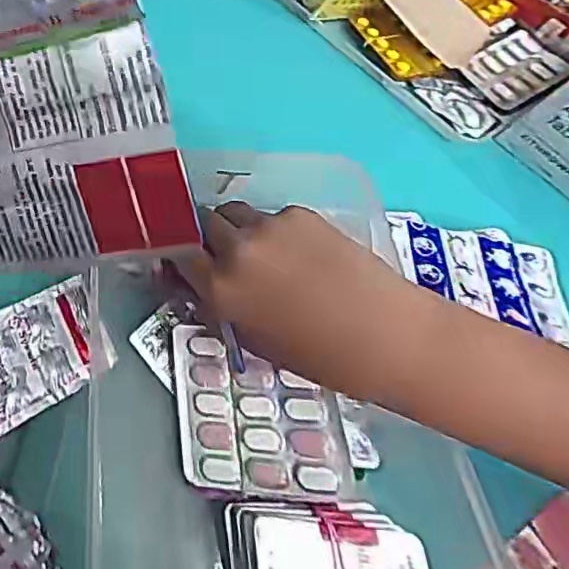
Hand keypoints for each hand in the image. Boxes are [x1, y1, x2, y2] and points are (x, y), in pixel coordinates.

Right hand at [174, 201, 452, 403]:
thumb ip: (221, 309)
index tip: (183, 263)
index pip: (177, 255)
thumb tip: (203, 290)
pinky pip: (270, 216)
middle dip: (206, 238)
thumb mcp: (256, 341)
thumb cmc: (321, 356)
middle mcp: (237, 250)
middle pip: (201, 223)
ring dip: (235, 228)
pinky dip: (273, 231)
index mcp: (221, 289)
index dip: (177, 257)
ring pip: (233, 212)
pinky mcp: (300, 214)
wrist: (391, 335)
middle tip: (222, 257)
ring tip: (259, 252)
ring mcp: (269, 227)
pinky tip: (300, 254)